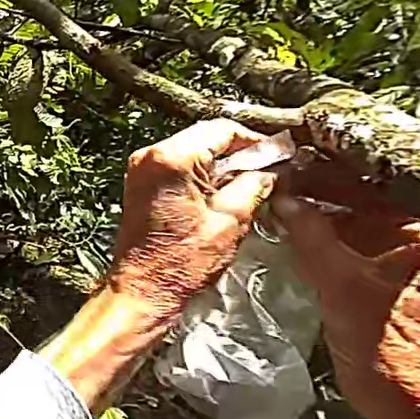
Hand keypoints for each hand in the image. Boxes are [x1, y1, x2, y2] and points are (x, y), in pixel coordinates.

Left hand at [106, 119, 278, 325]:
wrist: (143, 288)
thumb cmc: (181, 262)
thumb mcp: (230, 220)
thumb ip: (254, 185)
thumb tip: (272, 169)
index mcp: (171, 159)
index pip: (222, 130)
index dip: (255, 140)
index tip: (279, 153)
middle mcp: (150, 156)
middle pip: (205, 136)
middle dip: (239, 151)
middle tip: (269, 168)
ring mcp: (141, 169)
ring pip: (192, 150)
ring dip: (221, 163)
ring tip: (250, 183)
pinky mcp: (140, 184)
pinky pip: (177, 166)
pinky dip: (201, 173)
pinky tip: (223, 192)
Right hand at [275, 165, 419, 418]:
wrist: (412, 415)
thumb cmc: (387, 350)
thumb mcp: (341, 285)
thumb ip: (312, 236)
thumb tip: (285, 199)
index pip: (377, 195)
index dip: (331, 180)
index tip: (293, 166)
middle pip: (369, 213)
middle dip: (325, 201)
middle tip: (282, 186)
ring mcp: (417, 276)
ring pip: (362, 236)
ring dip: (325, 226)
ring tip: (284, 208)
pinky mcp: (397, 296)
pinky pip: (360, 259)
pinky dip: (331, 250)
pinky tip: (300, 241)